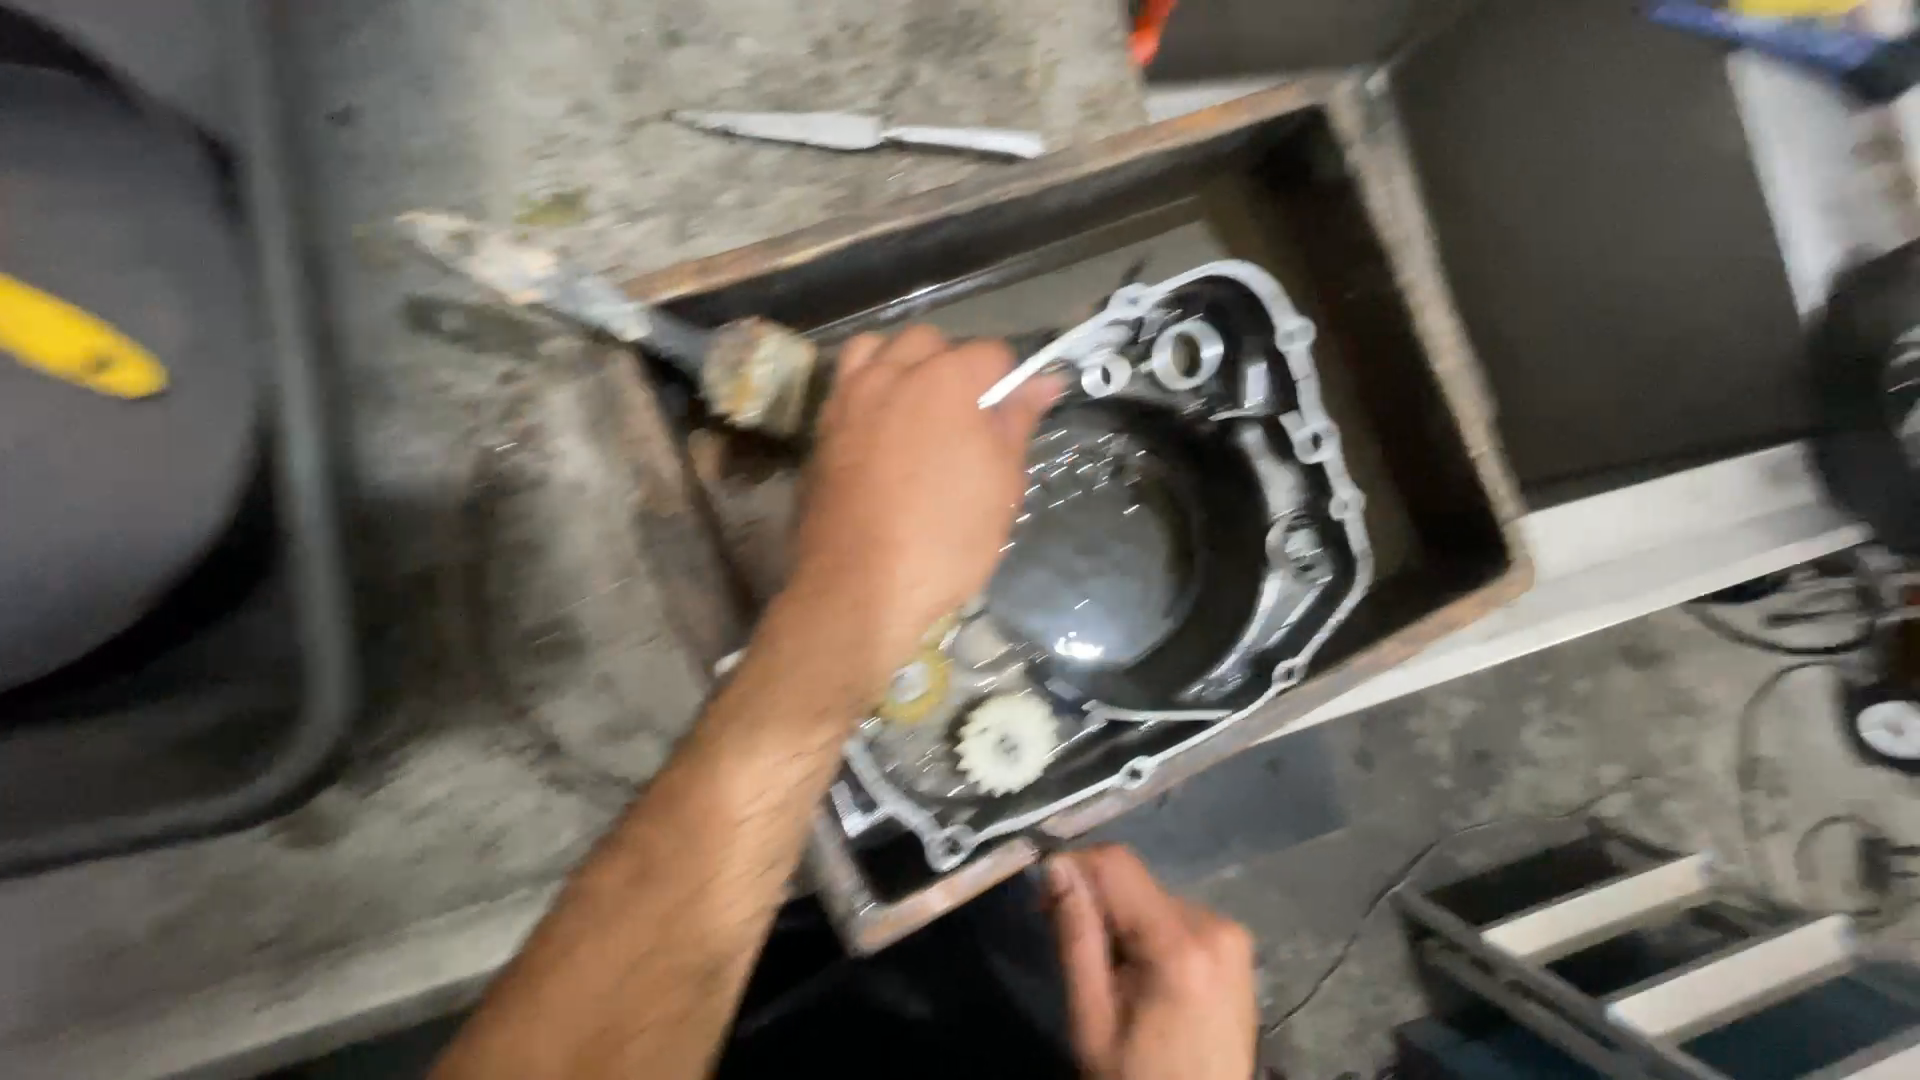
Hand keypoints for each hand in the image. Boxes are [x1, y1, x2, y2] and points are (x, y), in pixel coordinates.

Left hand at [777, 325, 1058, 693]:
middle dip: (954, 366)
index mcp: (945, 380)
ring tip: (917, 410)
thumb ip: (1018, 422)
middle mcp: (891, 374)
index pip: (991, 353)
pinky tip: (881, 431)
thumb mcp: (1001, 485)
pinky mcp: (820, 429)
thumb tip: (1045, 381)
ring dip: (902, 365)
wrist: (859, 588)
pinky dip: (868, 390)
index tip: (1010, 419)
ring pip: (877, 350)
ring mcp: (848, 399)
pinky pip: (846, 385)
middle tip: (966, 419)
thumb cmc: (945, 540)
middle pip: (929, 342)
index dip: (1009, 383)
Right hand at [1049, 846, 1258, 1079]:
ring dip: (1123, 921)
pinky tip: (1145, 977)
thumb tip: (1056, 864)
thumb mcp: (1092, 1018)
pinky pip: (1176, 915)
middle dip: (1097, 904)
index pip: (1117, 864)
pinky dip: (1150, 933)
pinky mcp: (1237, 946)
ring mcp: (1232, 935)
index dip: (1075, 870)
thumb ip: (1076, 935)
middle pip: (1135, 882)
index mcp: (1181, 946)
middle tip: (1076, 953)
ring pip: (1152, 896)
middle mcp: (1215, 924)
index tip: (1046, 905)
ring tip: (1114, 974)